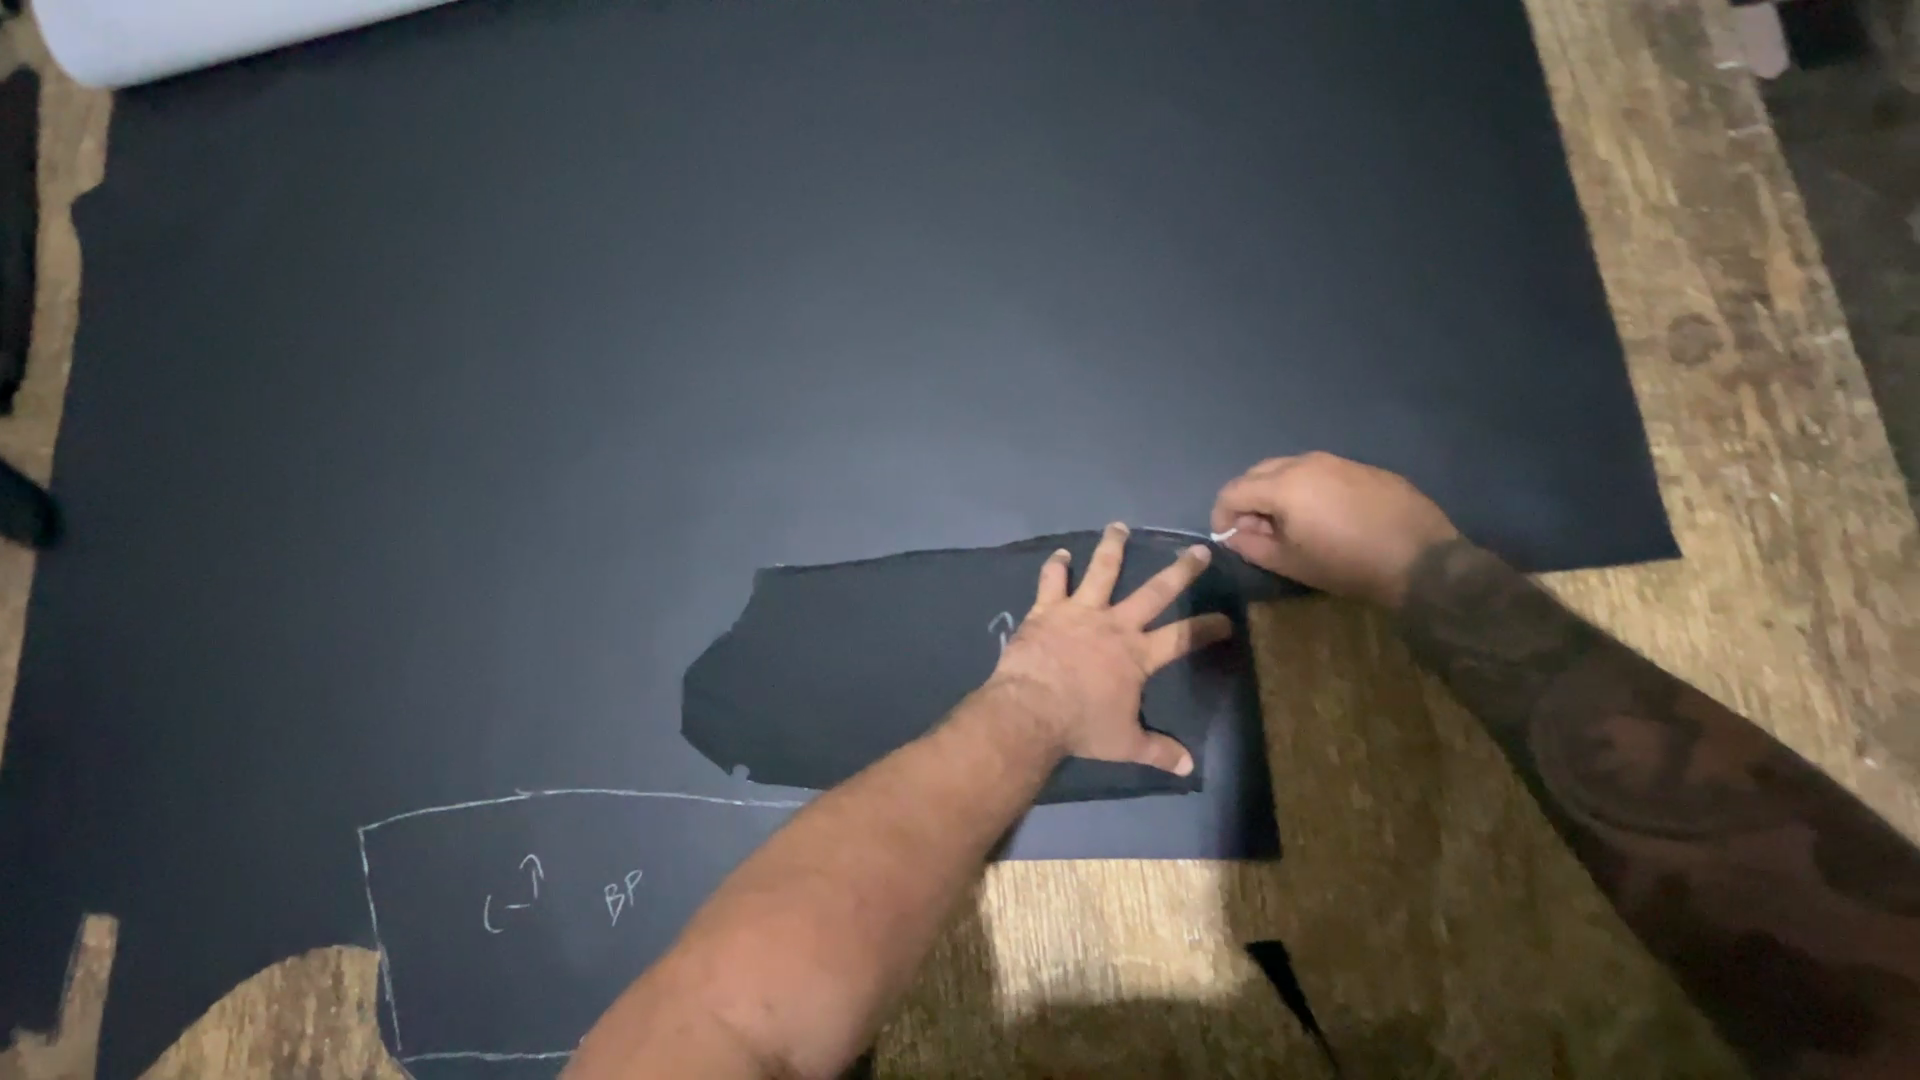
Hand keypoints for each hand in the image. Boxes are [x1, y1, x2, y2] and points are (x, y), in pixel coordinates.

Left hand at [988, 523, 1233, 774]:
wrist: (1031, 710)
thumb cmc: (1080, 727)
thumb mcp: (1125, 744)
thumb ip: (1157, 750)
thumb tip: (1188, 767)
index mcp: (1138, 655)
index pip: (1183, 637)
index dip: (1208, 628)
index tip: (1227, 619)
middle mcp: (1115, 624)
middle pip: (1155, 591)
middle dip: (1180, 570)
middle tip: (1198, 550)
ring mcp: (1080, 611)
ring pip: (1102, 570)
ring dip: (1113, 547)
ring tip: (1119, 526)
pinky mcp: (1047, 609)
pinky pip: (1052, 581)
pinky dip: (1056, 566)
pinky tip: (1061, 554)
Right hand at [1209, 452, 1459, 607]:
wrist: (1422, 561)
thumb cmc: (1347, 565)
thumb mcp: (1291, 563)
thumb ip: (1251, 545)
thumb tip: (1232, 534)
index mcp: (1283, 485)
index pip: (1232, 491)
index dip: (1221, 516)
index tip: (1229, 538)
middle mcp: (1307, 462)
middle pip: (1258, 473)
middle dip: (1248, 499)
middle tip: (1257, 530)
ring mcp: (1339, 461)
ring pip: (1290, 469)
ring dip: (1277, 492)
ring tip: (1290, 523)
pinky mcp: (1364, 469)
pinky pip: (1322, 472)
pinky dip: (1309, 489)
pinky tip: (1326, 516)